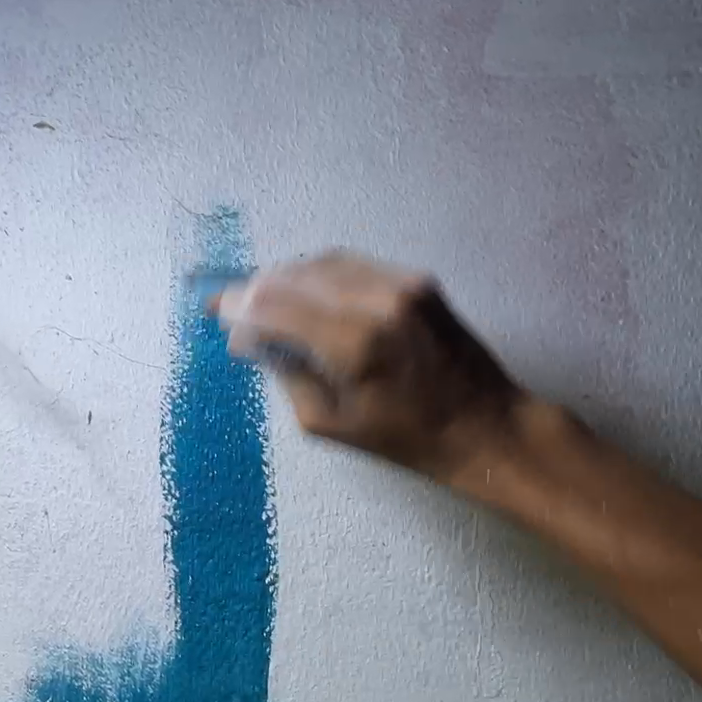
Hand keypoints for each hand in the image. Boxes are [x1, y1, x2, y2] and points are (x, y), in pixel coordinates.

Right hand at [215, 252, 525, 480]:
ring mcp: (401, 284)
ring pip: (321, 262)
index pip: (274, 306)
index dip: (237, 307)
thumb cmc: (404, 439)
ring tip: (262, 297)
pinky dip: (318, 274)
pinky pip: (352, 265)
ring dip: (284, 276)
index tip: (214, 312)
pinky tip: (303, 291)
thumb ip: (287, 374)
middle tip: (232, 305)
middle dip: (255, 289)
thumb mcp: (328, 424)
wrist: (486, 427)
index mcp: (352, 344)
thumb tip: (254, 341)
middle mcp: (376, 301)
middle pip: (293, 275)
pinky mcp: (417, 280)